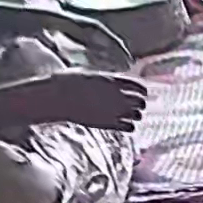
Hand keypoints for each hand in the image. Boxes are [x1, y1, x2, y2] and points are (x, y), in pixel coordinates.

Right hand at [27, 70, 147, 130]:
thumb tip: (114, 81)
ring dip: (135, 115)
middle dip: (140, 103)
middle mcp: (117, 95)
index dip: (142, 90)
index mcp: (112, 81)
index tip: (143, 93)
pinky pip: (130, 127)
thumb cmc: (68, 82)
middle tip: (137, 105)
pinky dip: (129, 126)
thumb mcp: (90, 74)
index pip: (138, 86)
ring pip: (137, 115)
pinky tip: (124, 125)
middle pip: (140, 102)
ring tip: (130, 115)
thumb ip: (106, 79)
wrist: (58, 97)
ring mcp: (115, 110)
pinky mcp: (111, 124)